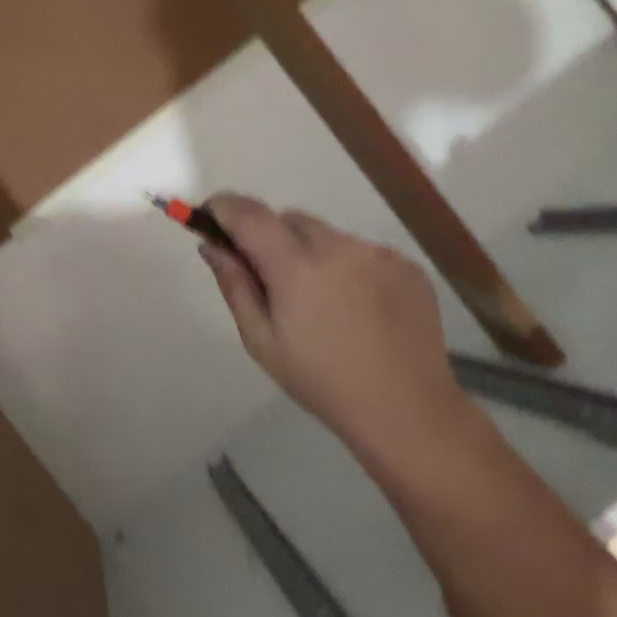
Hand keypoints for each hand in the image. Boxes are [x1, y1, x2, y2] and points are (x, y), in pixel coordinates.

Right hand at [200, 193, 468, 443]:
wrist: (405, 408)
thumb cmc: (321, 382)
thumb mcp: (262, 342)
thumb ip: (235, 285)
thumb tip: (211, 246)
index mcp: (296, 267)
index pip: (250, 215)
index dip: (224, 207)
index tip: (209, 215)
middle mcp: (338, 247)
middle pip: (290, 220)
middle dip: (271, 237)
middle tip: (270, 280)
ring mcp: (378, 254)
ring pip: (329, 236)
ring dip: (313, 254)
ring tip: (322, 305)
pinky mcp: (407, 266)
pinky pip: (364, 253)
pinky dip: (350, 269)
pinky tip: (358, 311)